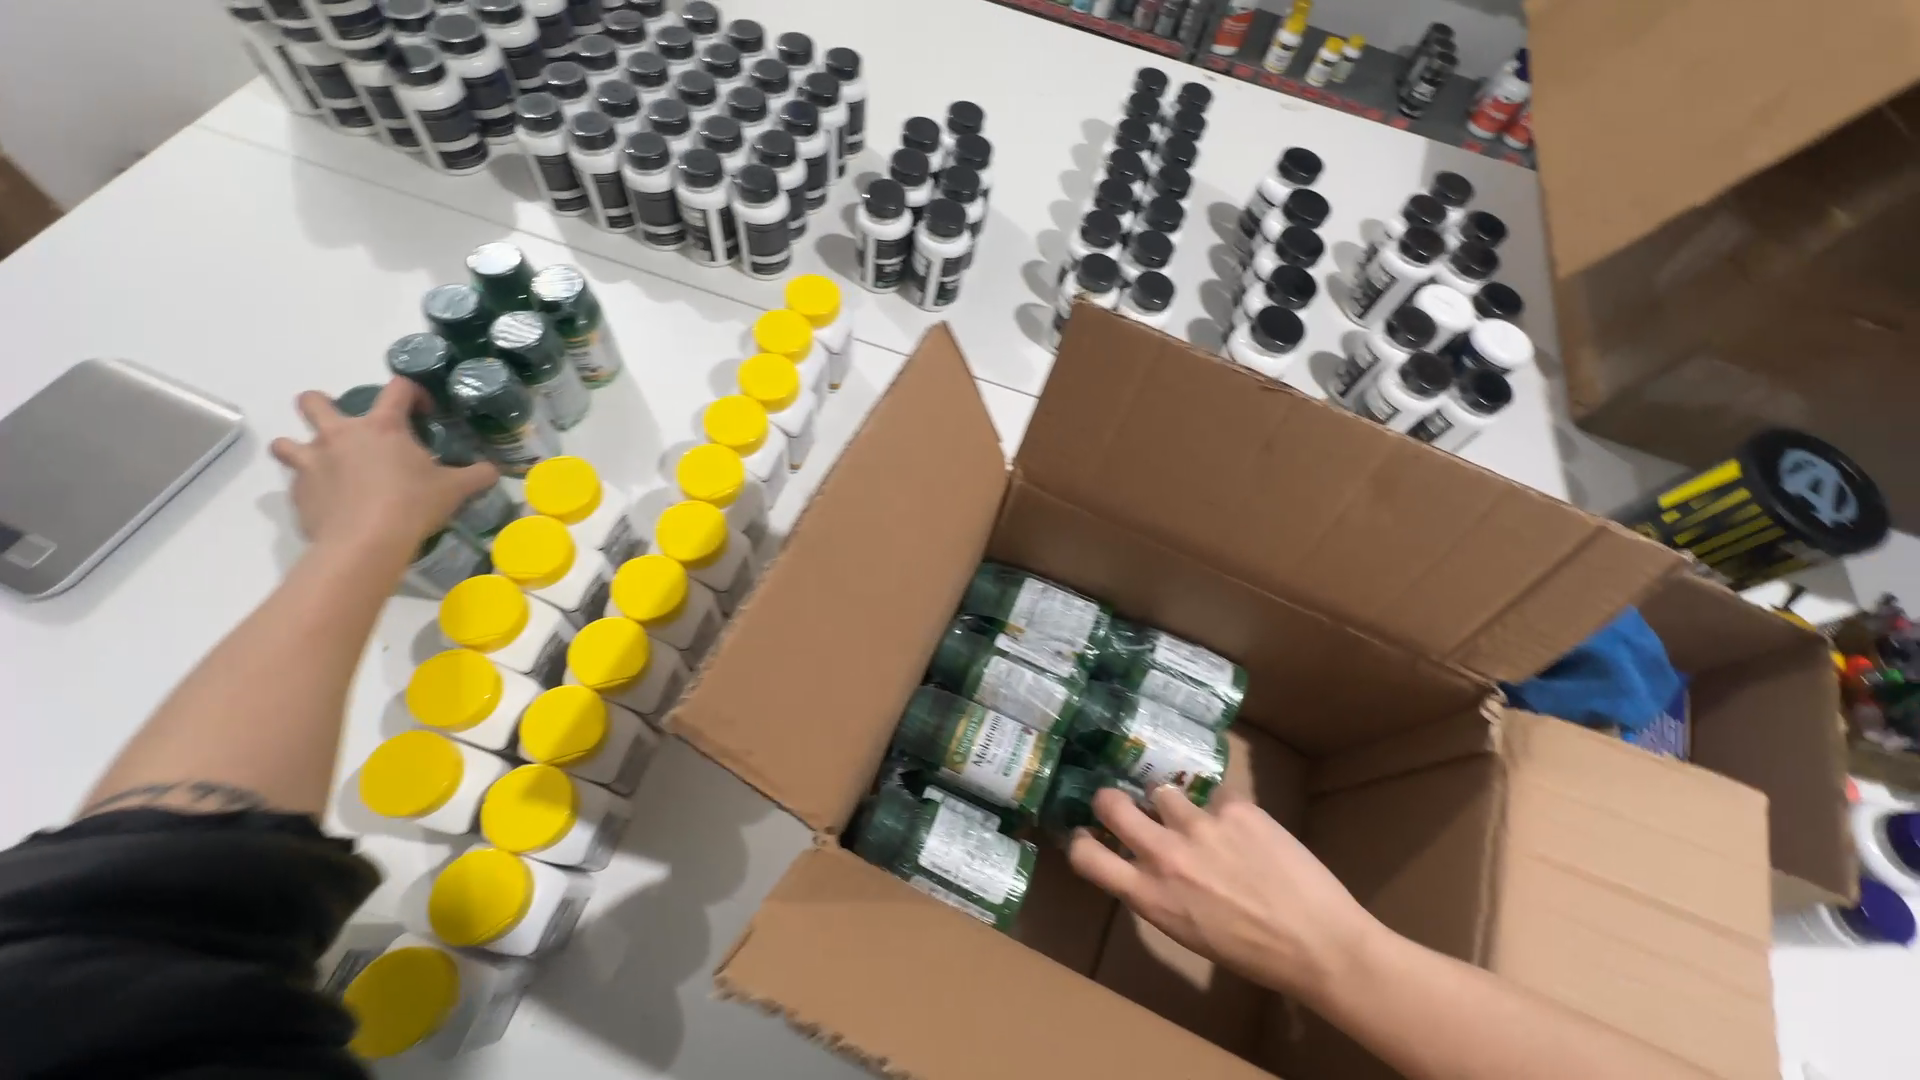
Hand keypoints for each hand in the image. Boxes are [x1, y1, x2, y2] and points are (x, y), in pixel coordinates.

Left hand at [270, 380, 496, 556]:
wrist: (366, 541)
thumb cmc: (414, 504)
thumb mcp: (456, 489)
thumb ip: (477, 475)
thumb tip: (493, 471)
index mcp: (383, 427)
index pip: (397, 388)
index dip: (412, 393)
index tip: (422, 412)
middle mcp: (340, 435)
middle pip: (313, 401)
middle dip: (323, 406)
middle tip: (347, 429)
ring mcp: (312, 461)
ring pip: (285, 441)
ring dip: (300, 447)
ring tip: (323, 465)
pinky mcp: (297, 491)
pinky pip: (296, 482)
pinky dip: (311, 488)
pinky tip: (331, 504)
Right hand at [1069, 786, 1382, 1003]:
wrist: (1319, 943)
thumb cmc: (1251, 953)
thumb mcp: (1186, 931)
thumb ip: (1156, 892)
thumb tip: (1143, 863)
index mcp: (1149, 896)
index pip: (1085, 856)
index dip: (1078, 840)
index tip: (1086, 834)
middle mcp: (1165, 855)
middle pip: (1111, 804)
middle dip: (1109, 799)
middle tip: (1122, 803)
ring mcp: (1200, 826)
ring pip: (1163, 791)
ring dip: (1173, 804)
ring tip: (1199, 821)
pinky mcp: (1235, 808)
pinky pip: (1216, 797)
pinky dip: (1224, 812)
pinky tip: (1246, 833)